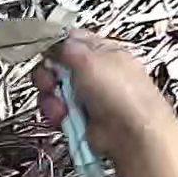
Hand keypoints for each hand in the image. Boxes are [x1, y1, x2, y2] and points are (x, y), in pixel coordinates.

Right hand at [30, 29, 177, 162]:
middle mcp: (96, 75)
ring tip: (62, 100)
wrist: (130, 135)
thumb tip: (55, 44)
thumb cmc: (125, 95)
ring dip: (52, 96)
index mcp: (105, 54)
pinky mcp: (79, 118)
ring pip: (55, 91)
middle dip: (50, 74)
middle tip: (51, 78)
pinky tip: (65, 113)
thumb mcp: (90, 60)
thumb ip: (69, 47)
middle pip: (59, 68)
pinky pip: (57, 111)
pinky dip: (57, 112)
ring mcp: (88, 98)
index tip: (47, 52)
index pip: (75, 42)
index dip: (57, 46)